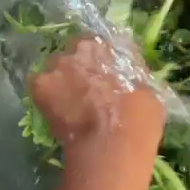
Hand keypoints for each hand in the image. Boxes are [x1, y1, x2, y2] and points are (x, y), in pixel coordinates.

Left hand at [28, 37, 165, 151]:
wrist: (112, 146)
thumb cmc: (139, 121)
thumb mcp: (150, 91)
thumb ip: (135, 76)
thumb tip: (129, 77)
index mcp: (114, 44)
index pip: (106, 43)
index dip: (105, 60)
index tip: (106, 74)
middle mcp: (85, 45)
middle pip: (78, 49)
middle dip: (80, 65)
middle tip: (86, 87)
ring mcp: (60, 63)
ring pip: (57, 66)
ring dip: (61, 78)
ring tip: (67, 101)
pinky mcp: (41, 83)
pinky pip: (39, 84)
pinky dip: (45, 95)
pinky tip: (54, 110)